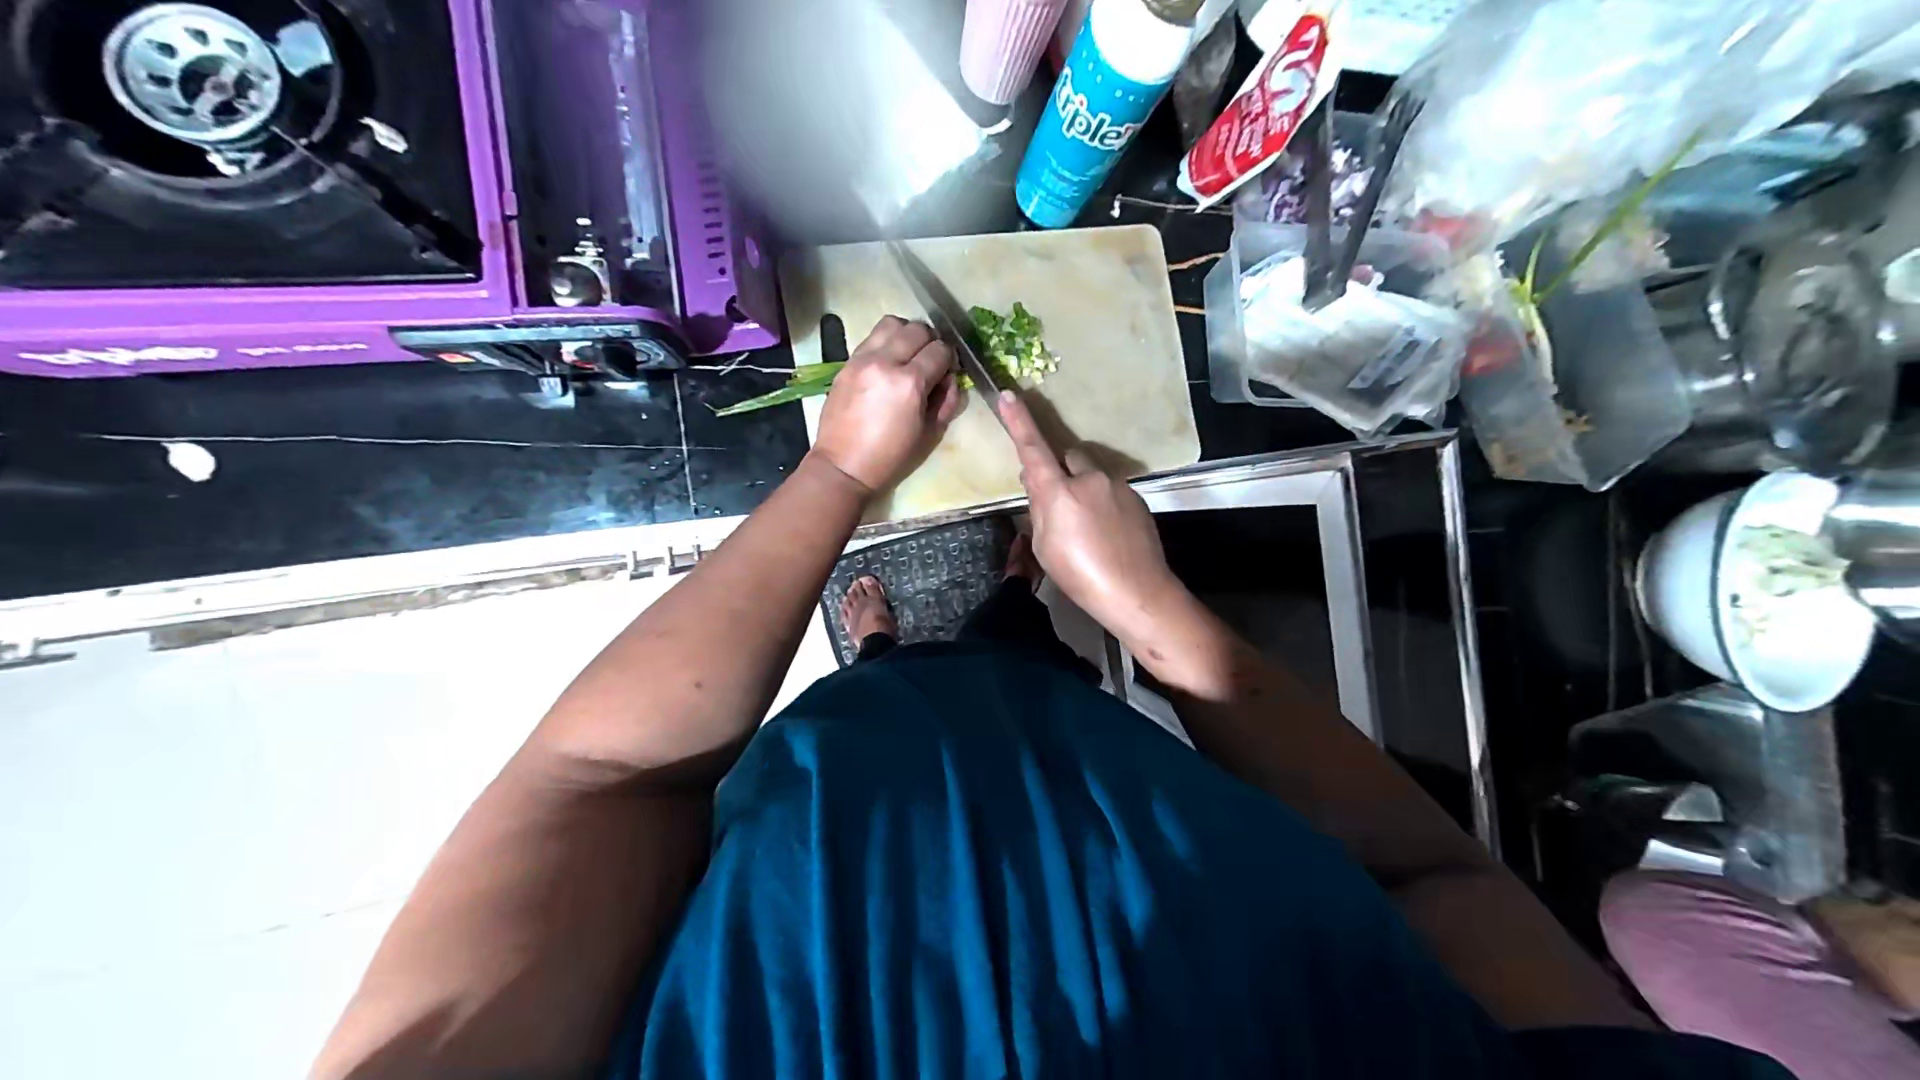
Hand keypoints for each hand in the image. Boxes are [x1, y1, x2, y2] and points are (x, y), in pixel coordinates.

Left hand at [810, 316, 964, 495]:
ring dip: (906, 334)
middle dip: (930, 343)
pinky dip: (886, 342)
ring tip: (907, 355)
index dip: (949, 360)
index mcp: (910, 383)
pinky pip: (872, 337)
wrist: (843, 466)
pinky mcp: (847, 363)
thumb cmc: (891, 457)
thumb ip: (947, 400)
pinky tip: (887, 363)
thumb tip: (950, 378)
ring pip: (893, 323)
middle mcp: (885, 362)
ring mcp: (862, 359)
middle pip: (918, 329)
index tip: (947, 373)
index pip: (940, 350)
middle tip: (929, 362)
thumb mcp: (930, 434)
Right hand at [1000, 391, 1185, 638]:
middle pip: (1068, 459)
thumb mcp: (1044, 546)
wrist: (1136, 591)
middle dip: (1061, 474)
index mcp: (1059, 492)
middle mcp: (1089, 479)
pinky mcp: (1136, 498)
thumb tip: (1037, 484)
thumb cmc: (1079, 575)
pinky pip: (1111, 491)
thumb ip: (1040, 509)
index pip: (1032, 449)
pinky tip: (1108, 534)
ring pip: (1091, 476)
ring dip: (1084, 490)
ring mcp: (1117, 486)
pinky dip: (1104, 504)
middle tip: (1059, 508)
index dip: (1018, 422)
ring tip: (1088, 529)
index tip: (1008, 395)